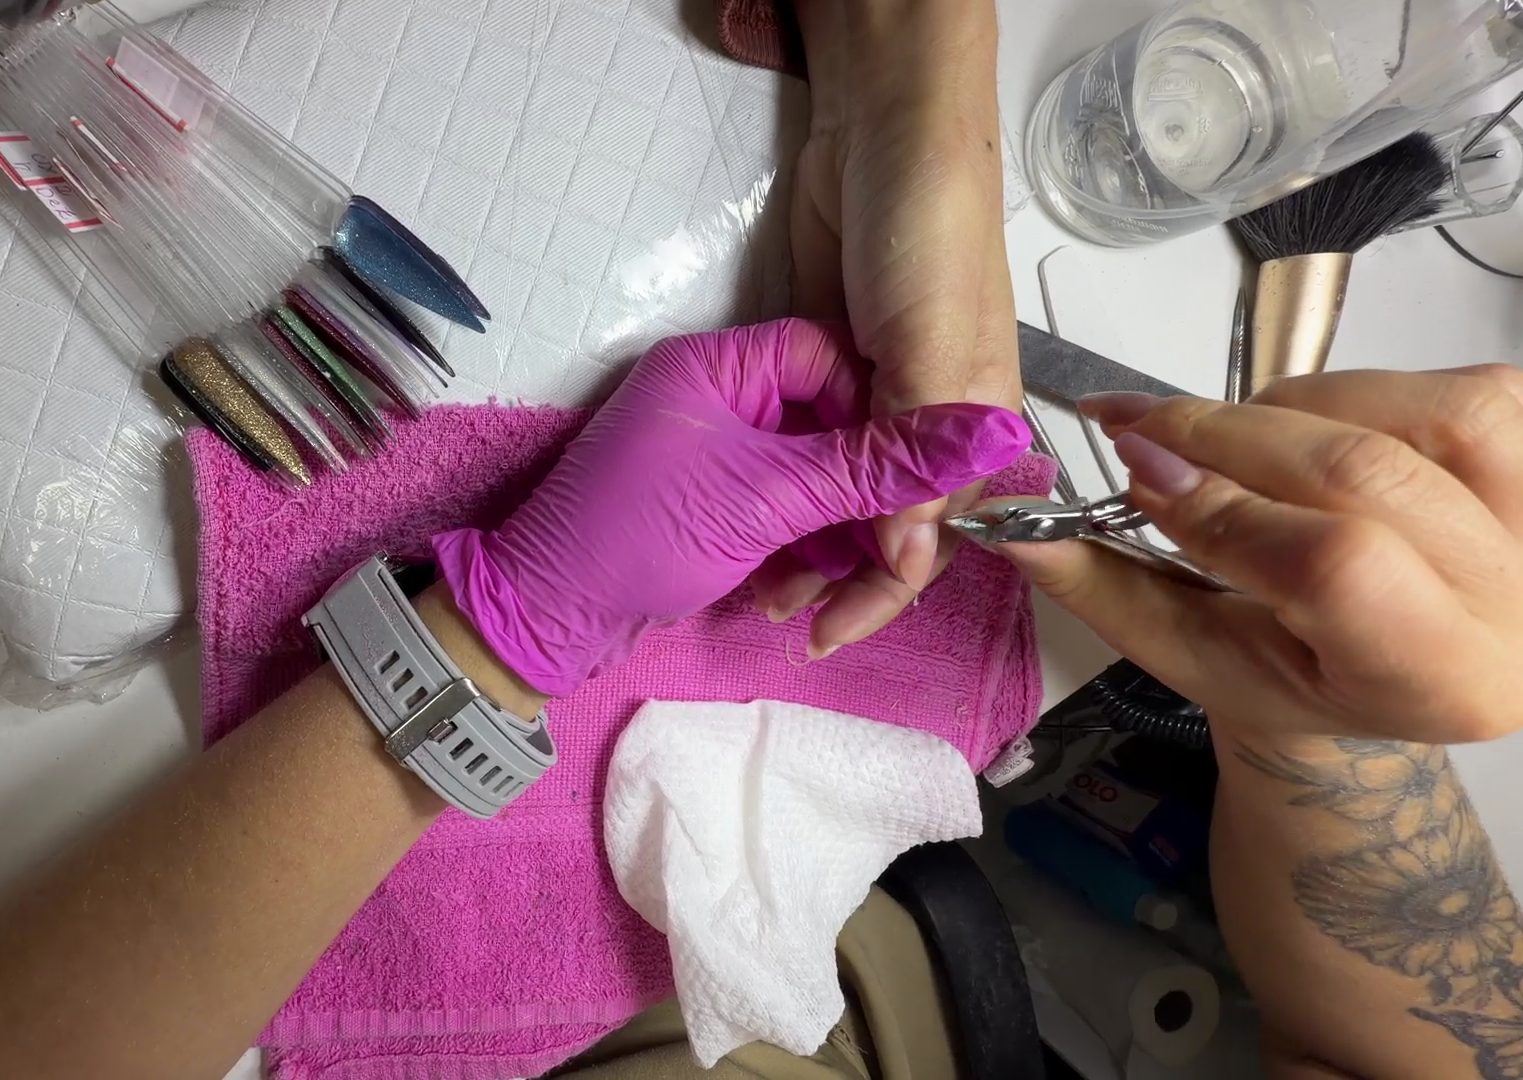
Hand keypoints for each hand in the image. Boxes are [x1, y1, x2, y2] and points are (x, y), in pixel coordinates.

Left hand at [433, 319, 1027, 694]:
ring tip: (826, 593)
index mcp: (719, 363)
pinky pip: (774, 506)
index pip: (828, 359)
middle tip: (872, 553)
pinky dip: (792, 547)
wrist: (553, 609)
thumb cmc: (647, 532)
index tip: (898, 477)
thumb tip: (992, 435)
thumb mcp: (768, 496)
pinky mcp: (707, 497)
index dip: (875, 416)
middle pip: (823, 425)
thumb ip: (876, 466)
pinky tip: (791, 593)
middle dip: (852, 495)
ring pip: (803, 476)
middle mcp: (716, 396)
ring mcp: (710, 449)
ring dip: (824, 534)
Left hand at [773, 0, 1022, 654]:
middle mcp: (909, 420)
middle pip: (872, 518)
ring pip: (829, 490)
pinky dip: (779, 488)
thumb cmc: (923, 246)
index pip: (922, 528)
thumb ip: (909, 457)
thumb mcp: (924, 357)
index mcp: (954, 426)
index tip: (833, 629)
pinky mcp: (817, 376)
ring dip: (799, 537)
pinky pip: (796, 452)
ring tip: (757, 584)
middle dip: (832, 569)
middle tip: (781, 609)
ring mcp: (857, 398)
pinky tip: (752, 522)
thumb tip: (910, 562)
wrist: (879, 145)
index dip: (883, 583)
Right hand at [1001, 368, 1522, 743]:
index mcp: (1427, 679)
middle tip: (1142, 427)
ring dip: (1300, 408)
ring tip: (1240, 442)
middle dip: (1226, 431)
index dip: (1218, 501)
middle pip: (1368, 472)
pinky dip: (1364, 393)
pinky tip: (1316, 430)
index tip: (1130, 462)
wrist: (1386, 671)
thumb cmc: (1273, 673)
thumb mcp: (1172, 646)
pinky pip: (1473, 390)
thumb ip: (1093, 584)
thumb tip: (1010, 527)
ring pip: (1435, 414)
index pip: (1331, 563)